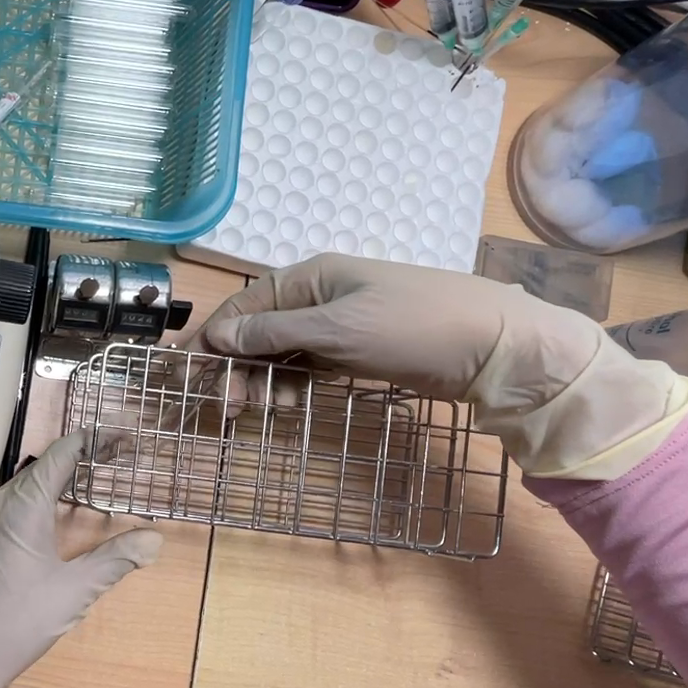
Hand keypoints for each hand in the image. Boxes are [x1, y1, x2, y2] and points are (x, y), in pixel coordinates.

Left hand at [0, 433, 162, 687]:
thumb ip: (115, 560)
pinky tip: (56, 514)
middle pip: (41, 466)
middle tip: (118, 458)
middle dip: (79, 458)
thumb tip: (156, 539)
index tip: (122, 437)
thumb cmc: (19, 623)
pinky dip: (39, 498)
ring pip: (24, 485)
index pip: (59, 455)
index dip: (92, 441)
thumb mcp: (75, 592)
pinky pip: (10, 504)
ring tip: (93, 480)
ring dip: (57, 479)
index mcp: (20, 507)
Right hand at [197, 253, 687, 478]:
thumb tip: (219, 333)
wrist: (498, 347)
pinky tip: (287, 403)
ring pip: (280, 350)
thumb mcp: (336, 330)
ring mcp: (338, 322)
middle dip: (237, 364)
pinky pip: (307, 364)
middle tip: (228, 404)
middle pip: (258, 329)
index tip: (188, 370)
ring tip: (260, 409)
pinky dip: (291, 382)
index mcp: (311, 277)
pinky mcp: (355, 349)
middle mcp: (319, 296)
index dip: (213, 336)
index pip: (244, 303)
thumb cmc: (413, 327)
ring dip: (262, 378)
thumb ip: (273, 332)